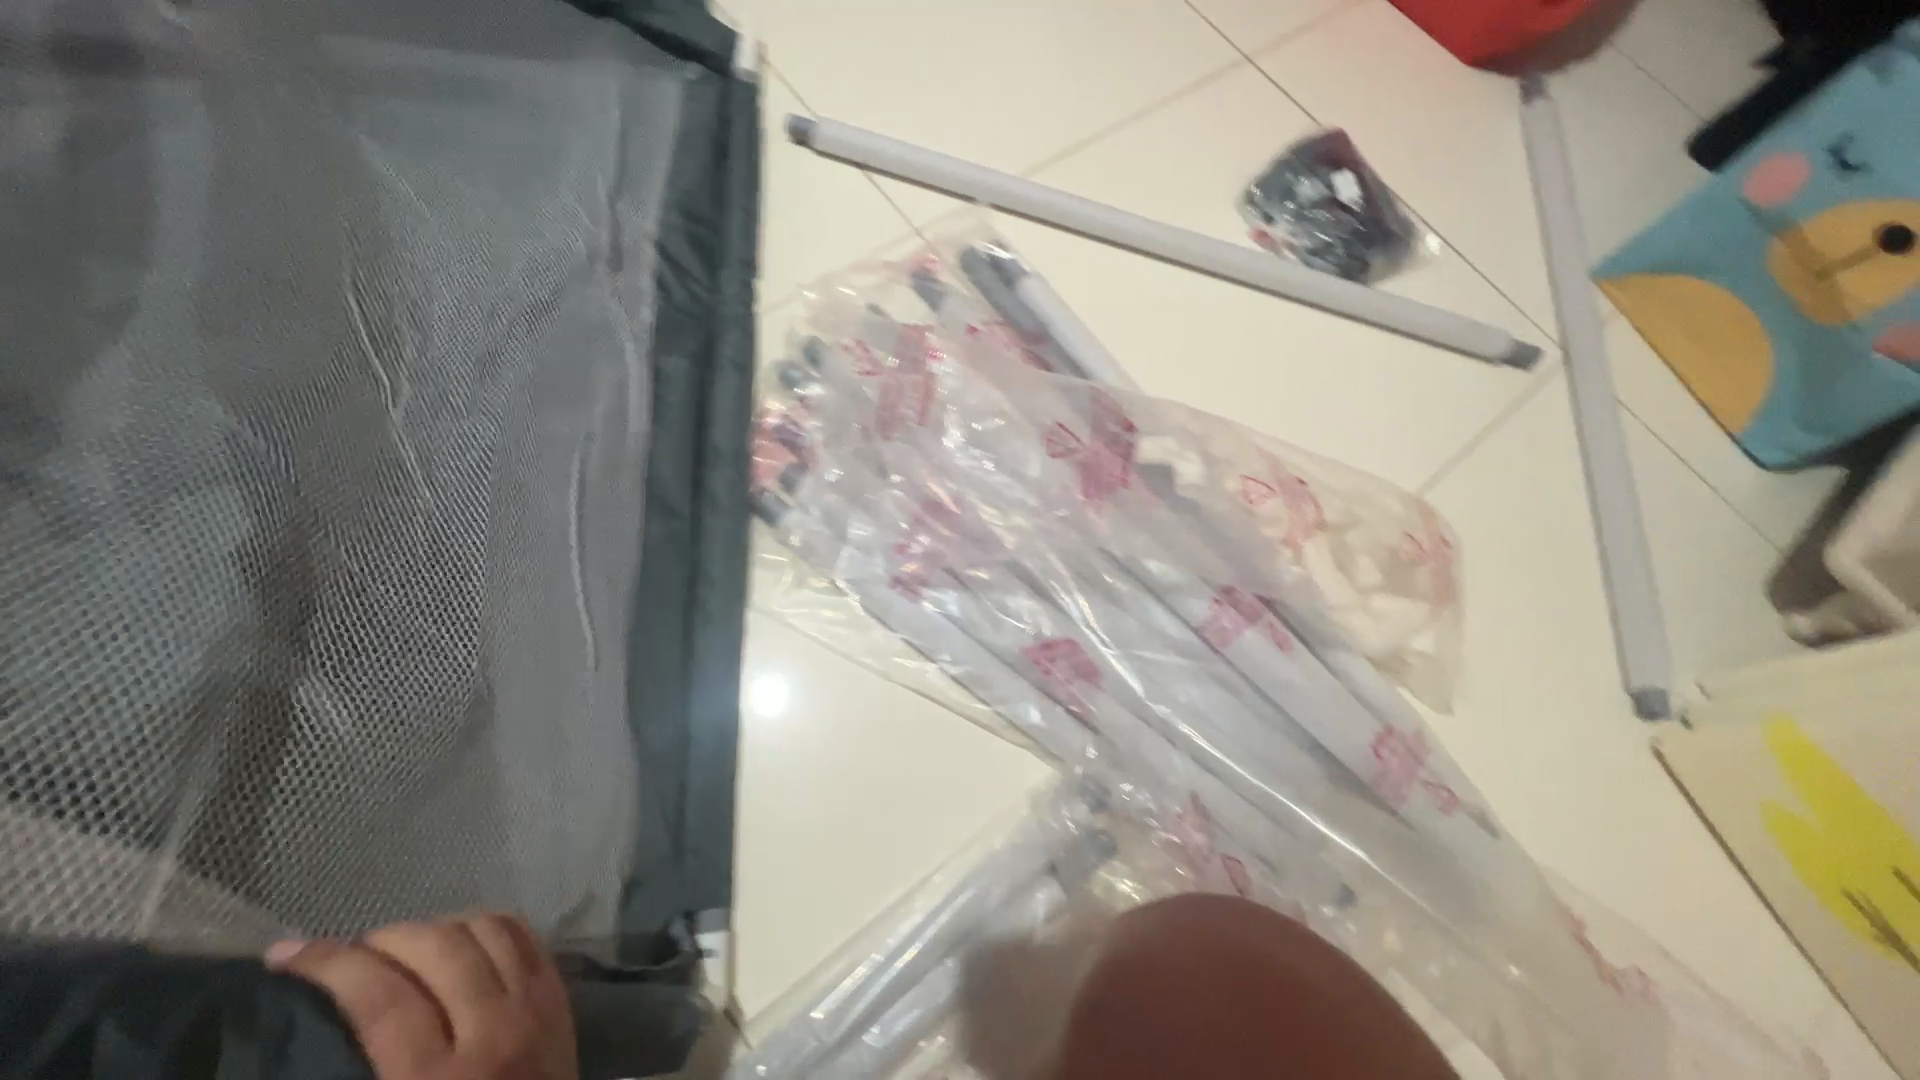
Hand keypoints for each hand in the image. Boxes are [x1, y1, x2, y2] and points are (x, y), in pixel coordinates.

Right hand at [268, 915, 576, 1079]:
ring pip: (485, 930)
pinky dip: (487, 924)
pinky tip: (460, 937)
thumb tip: (305, 1031)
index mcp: (432, 1079)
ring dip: (438, 926)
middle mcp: (492, 1029)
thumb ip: (357, 1070)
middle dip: (386, 938)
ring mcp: (533, 1005)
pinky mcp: (559, 994)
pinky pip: (524, 934)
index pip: (380, 998)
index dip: (330, 965)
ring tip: (406, 946)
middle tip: (355, 954)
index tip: (287, 952)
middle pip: (438, 949)